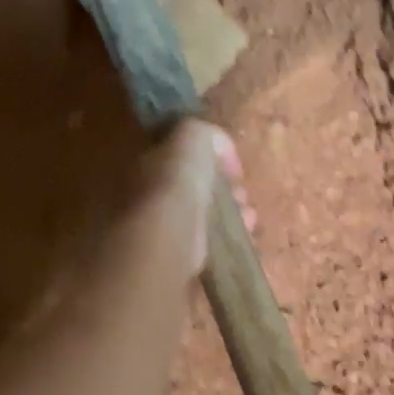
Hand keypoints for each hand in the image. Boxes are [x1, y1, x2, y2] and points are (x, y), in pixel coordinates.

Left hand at [134, 120, 250, 276]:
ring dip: (228, 214)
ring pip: (200, 217)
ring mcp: (159, 231)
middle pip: (190, 189)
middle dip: (220, 189)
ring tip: (249, 217)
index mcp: (145, 167)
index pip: (175, 158)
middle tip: (241, 194)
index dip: (205, 158)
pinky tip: (243, 237)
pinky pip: (206, 245)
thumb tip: (218, 145)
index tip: (229, 166)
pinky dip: (226, 239)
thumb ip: (204, 134)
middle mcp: (147, 198)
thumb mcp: (191, 139)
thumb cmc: (176, 185)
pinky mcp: (175, 260)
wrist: (167, 243)